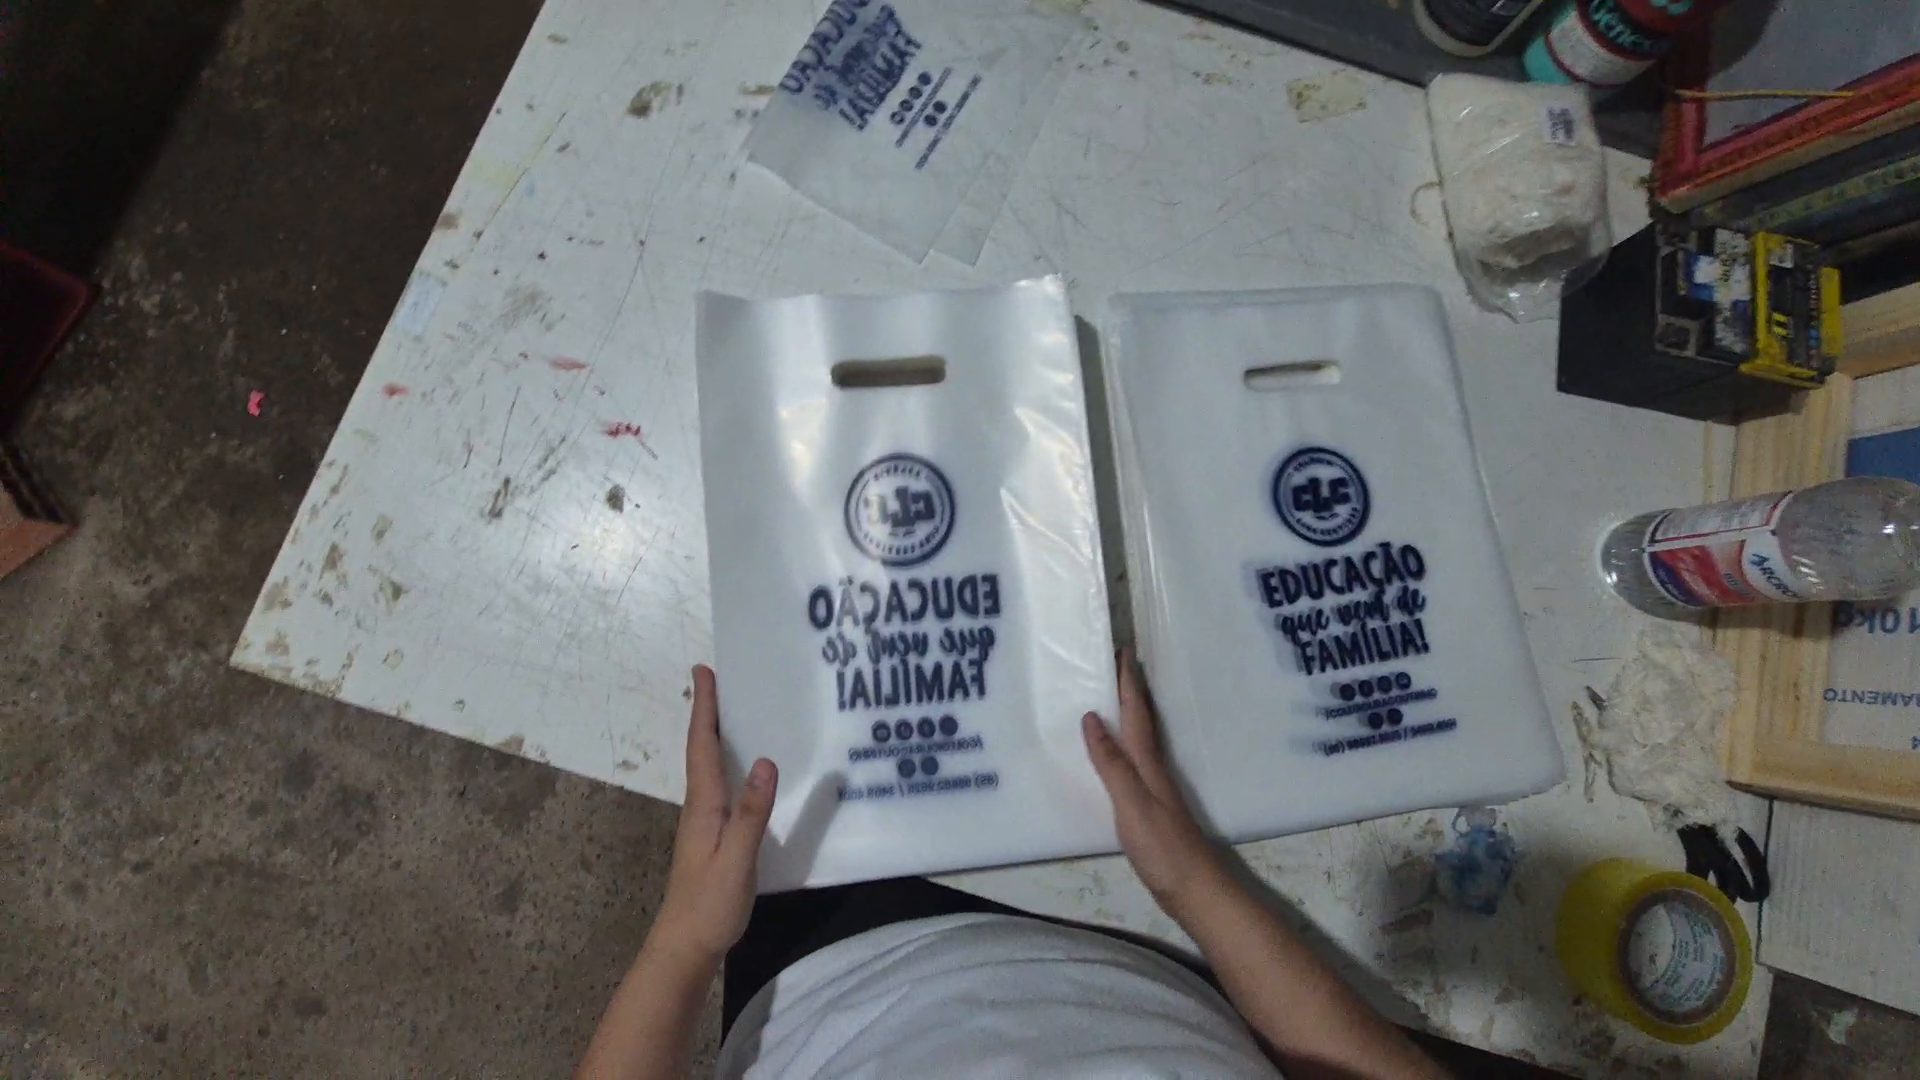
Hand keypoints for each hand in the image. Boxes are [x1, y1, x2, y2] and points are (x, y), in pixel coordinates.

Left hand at [647, 665, 777, 967]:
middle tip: (718, 677)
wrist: (684, 949)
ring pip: (709, 764)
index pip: (702, 745)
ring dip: (716, 732)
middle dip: (708, 710)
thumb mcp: (737, 859)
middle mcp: (700, 805)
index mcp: (704, 804)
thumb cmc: (709, 904)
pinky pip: (720, 782)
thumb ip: (752, 813)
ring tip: (732, 708)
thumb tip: (765, 761)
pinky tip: (744, 765)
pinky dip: (726, 759)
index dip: (704, 707)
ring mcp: (704, 821)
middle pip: (702, 747)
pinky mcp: (713, 834)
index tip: (703, 670)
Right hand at [1082, 652, 1222, 916]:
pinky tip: (1115, 751)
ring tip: (1112, 695)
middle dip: (1130, 690)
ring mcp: (1154, 786)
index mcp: (1147, 762)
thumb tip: (1092, 717)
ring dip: (1129, 713)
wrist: (1195, 890)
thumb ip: (1111, 762)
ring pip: (1139, 738)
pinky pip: (1133, 759)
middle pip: (1141, 719)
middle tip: (1116, 663)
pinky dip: (1123, 744)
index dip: (1129, 683)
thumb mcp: (1131, 802)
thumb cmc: (1162, 846)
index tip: (1124, 650)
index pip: (1136, 713)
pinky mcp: (1151, 805)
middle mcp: (1153, 767)